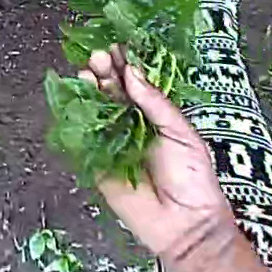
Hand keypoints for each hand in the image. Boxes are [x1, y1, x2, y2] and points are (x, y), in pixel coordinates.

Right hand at [82, 47, 240, 271]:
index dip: (125, 63)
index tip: (117, 46)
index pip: (134, 81)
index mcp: (152, 112)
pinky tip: (78, 98)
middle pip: (112, 90)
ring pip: (97, 108)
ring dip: (91, 87)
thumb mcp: (181, 131)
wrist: (187, 225)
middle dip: (105, 70)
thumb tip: (131, 72)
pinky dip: (79, 117)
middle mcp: (130, 122)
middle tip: (100, 55)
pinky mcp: (99, 163)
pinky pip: (86, 138)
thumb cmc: (192, 176)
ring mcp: (112, 141)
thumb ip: (155, 103)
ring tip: (89, 69)